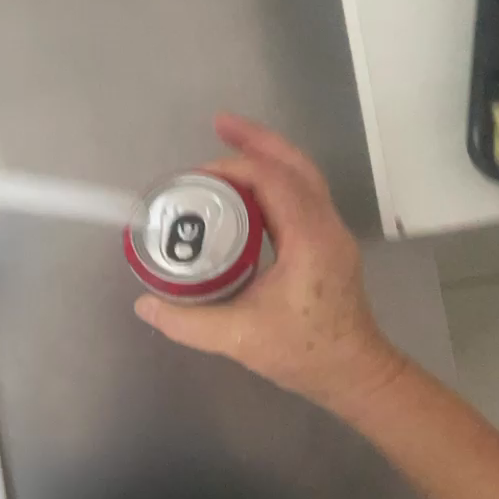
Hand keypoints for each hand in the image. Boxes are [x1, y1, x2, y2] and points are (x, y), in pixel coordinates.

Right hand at [132, 114, 408, 412]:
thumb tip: (144, 303)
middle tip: (219, 124)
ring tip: (228, 145)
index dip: (234, 168)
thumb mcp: (237, 338)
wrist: (354, 373)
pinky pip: (299, 196)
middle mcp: (325, 226)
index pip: (274, 181)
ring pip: (301, 177)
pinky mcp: (324, 245)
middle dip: (257, 141)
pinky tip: (243, 193)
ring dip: (266, 157)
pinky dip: (271, 182)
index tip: (195, 175)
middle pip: (295, 165)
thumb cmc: (304, 353)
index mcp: (309, 239)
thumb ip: (186, 322)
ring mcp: (329, 234)